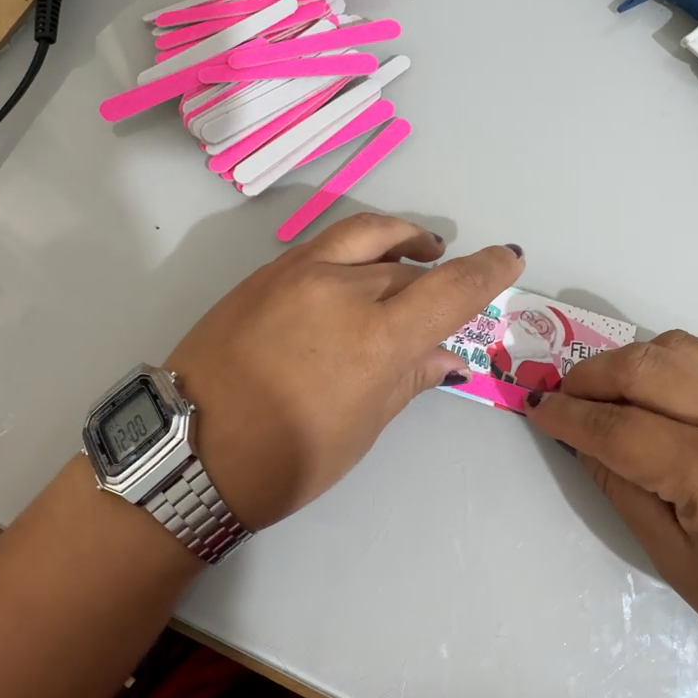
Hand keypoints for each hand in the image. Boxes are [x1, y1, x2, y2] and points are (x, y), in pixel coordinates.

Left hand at [165, 213, 522, 531]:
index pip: (448, 289)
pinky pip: (327, 244)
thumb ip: (407, 379)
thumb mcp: (359, 429)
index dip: (486, 271)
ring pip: (368, 237)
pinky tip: (362, 264)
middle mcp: (342, 291)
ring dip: (402, 240)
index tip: (508, 257)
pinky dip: (359, 245)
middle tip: (448, 295)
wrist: (189, 448)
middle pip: (408, 269)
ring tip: (420, 248)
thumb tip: (444, 355)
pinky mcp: (268, 271)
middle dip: (436, 280)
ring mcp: (299, 273)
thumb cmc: (284, 460)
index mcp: (374, 339)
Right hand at [523, 331, 697, 697]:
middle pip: (643, 368)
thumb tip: (580, 440)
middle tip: (559, 394)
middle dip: (589, 377)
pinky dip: (667, 361)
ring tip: (600, 388)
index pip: (618, 428)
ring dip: (626, 361)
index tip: (535, 409)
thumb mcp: (678, 561)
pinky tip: (650, 388)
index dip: (568, 417)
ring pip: (675, 347)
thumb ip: (621, 488)